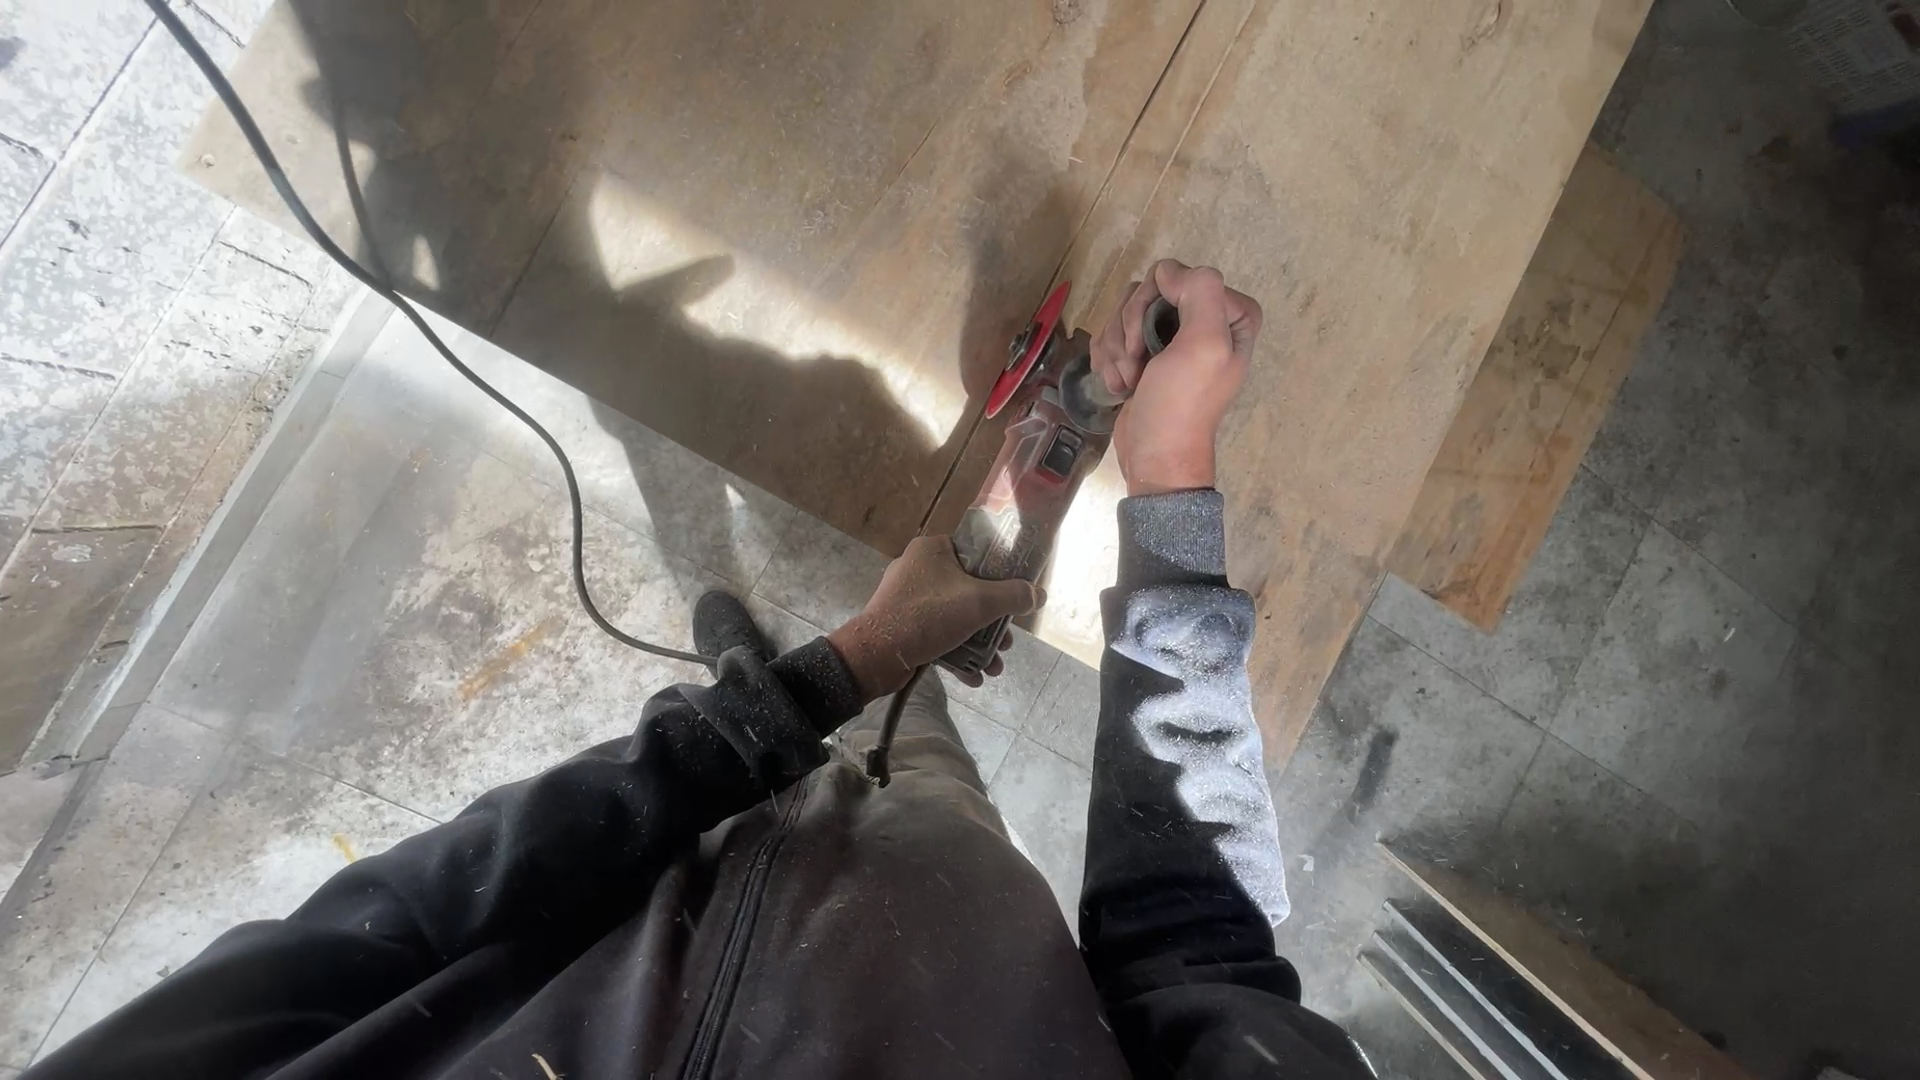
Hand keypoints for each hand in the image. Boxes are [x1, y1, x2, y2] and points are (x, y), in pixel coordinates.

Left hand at [827, 536, 1043, 699]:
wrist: (875, 655)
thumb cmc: (928, 616)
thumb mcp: (979, 603)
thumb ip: (1013, 596)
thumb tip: (1039, 594)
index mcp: (933, 550)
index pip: (975, 554)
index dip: (1000, 575)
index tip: (1014, 598)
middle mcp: (919, 569)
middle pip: (970, 590)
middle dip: (992, 623)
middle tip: (1007, 643)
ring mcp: (908, 599)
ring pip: (955, 617)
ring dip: (979, 643)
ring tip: (994, 667)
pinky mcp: (902, 625)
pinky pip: (938, 634)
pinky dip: (957, 652)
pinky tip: (973, 677)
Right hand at [1090, 260, 1262, 494]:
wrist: (1154, 455)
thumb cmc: (1181, 405)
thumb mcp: (1204, 345)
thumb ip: (1200, 291)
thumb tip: (1167, 271)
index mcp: (1229, 313)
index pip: (1177, 276)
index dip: (1153, 305)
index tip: (1147, 344)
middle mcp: (1202, 320)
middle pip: (1146, 292)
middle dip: (1128, 331)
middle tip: (1134, 365)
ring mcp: (1170, 338)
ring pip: (1124, 314)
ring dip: (1116, 350)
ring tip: (1127, 381)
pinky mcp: (1142, 356)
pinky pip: (1112, 335)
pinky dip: (1108, 361)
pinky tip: (1119, 385)